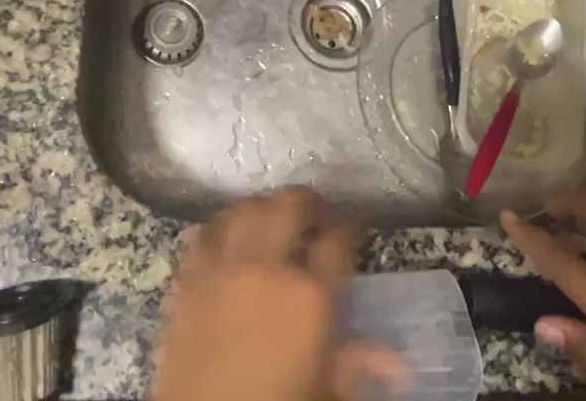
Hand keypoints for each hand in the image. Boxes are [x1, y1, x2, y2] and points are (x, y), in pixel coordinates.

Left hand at [151, 187, 404, 400]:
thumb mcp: (325, 392)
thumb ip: (356, 364)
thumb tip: (398, 363)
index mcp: (310, 296)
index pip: (338, 241)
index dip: (349, 230)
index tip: (351, 231)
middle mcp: (266, 267)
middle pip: (289, 205)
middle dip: (308, 203)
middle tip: (316, 214)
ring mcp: (221, 268)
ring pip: (244, 209)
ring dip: (263, 207)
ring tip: (272, 218)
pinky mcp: (187, 278)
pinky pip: (204, 233)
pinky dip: (220, 226)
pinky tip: (228, 235)